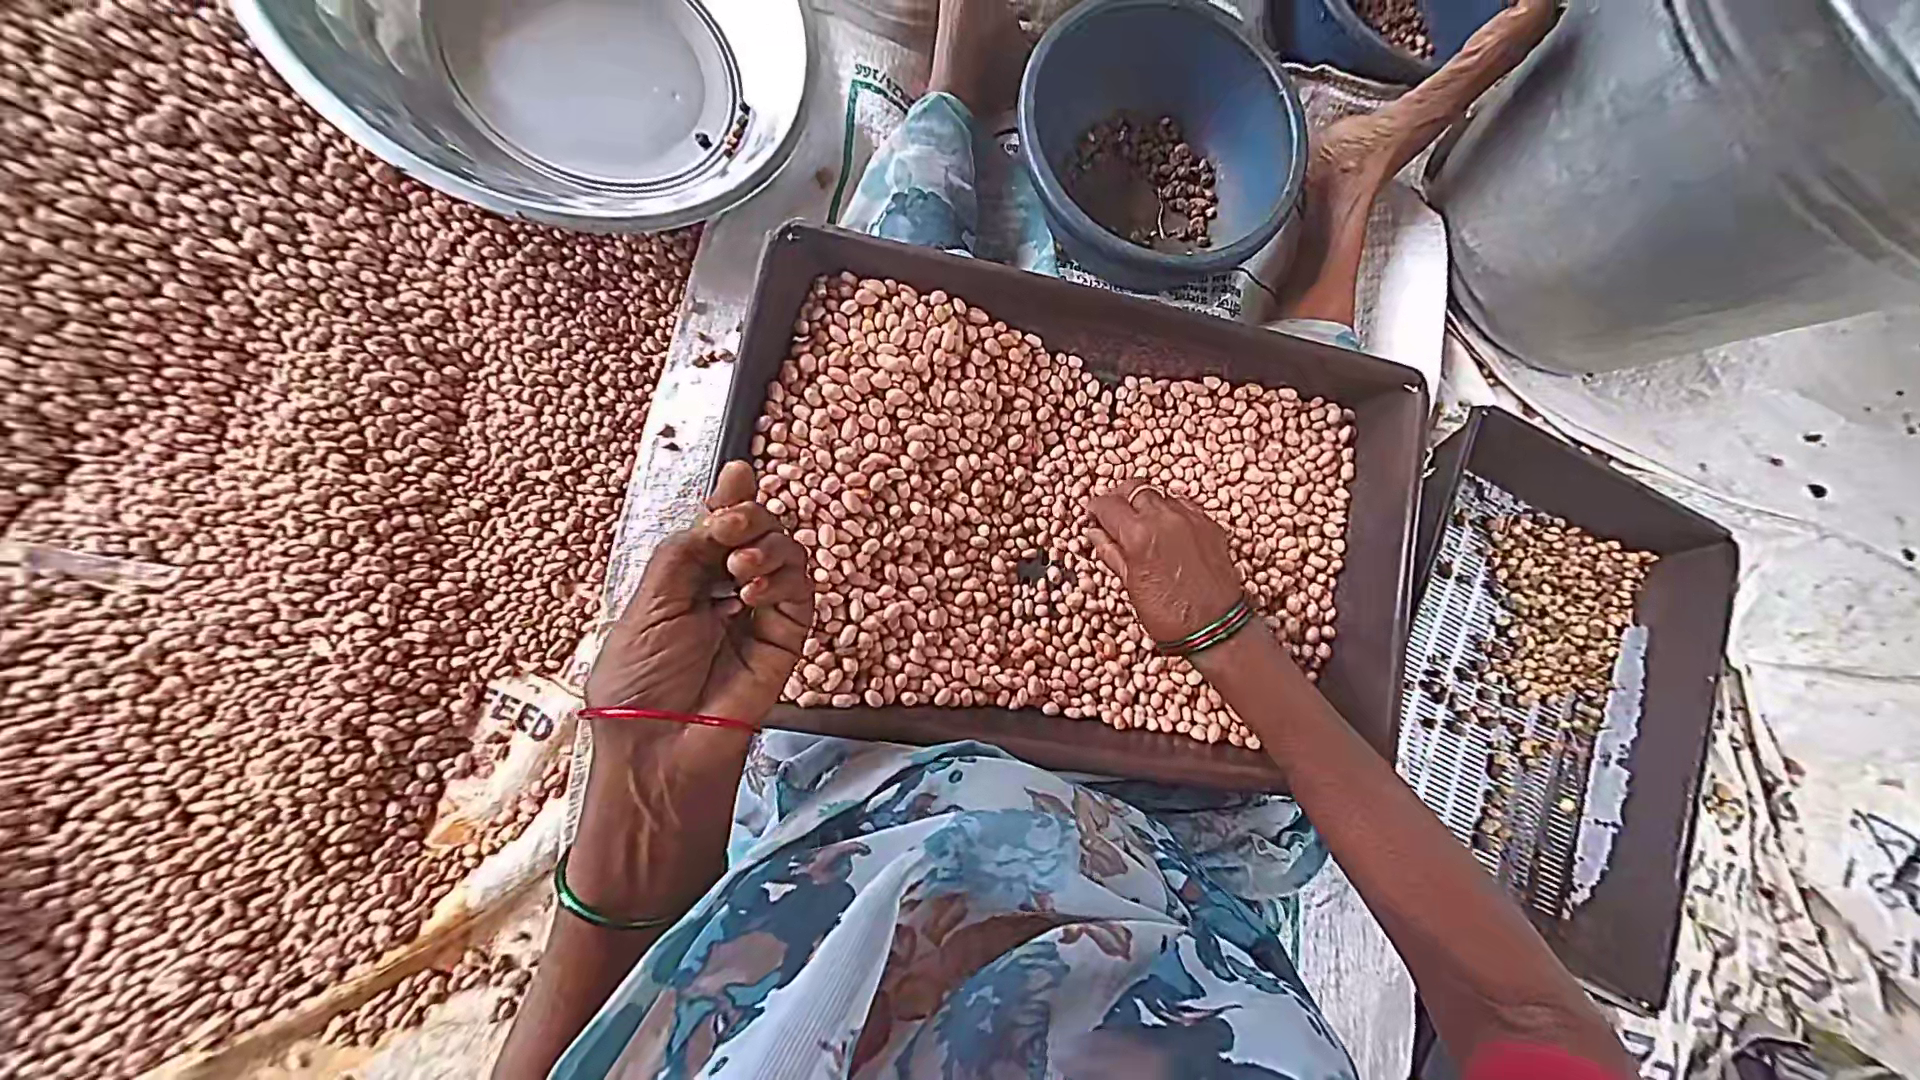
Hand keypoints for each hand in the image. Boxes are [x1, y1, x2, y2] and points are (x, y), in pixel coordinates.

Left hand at [585, 461, 814, 727]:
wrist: (660, 744)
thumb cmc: (641, 678)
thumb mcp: (652, 599)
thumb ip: (692, 545)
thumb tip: (729, 483)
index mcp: (693, 577)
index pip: (722, 527)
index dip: (731, 501)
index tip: (736, 478)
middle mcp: (730, 588)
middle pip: (760, 532)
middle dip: (749, 518)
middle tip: (729, 528)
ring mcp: (762, 610)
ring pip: (788, 554)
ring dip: (767, 547)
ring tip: (740, 567)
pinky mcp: (788, 634)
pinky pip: (800, 591)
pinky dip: (782, 580)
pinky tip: (752, 593)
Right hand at [1086, 479, 1243, 644]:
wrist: (1215, 629)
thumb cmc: (1169, 615)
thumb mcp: (1129, 584)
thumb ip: (1111, 551)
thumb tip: (1096, 534)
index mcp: (1138, 534)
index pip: (1107, 505)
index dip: (1095, 509)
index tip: (1093, 516)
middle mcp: (1164, 518)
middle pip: (1133, 488)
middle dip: (1119, 499)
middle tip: (1113, 516)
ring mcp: (1190, 519)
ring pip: (1159, 494)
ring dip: (1145, 503)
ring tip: (1140, 524)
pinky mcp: (1210, 525)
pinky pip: (1184, 505)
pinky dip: (1169, 511)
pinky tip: (1165, 529)